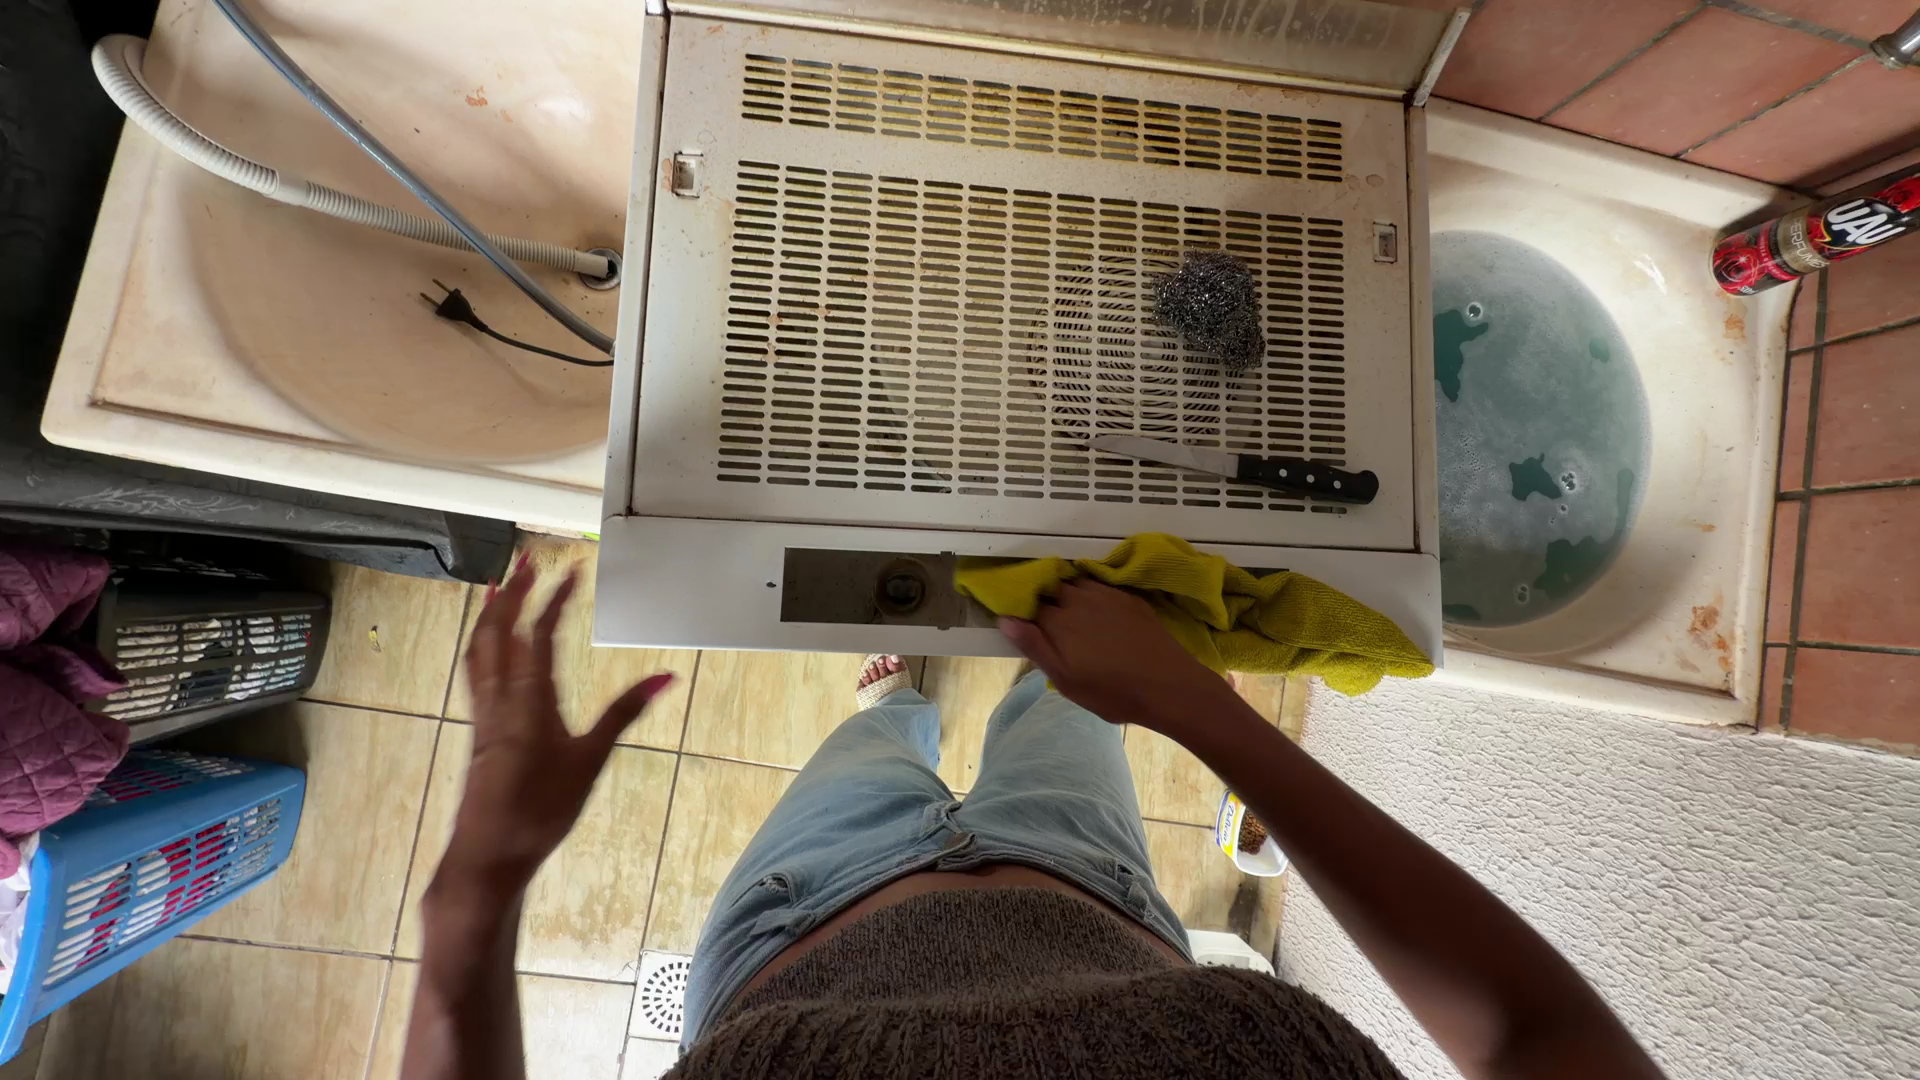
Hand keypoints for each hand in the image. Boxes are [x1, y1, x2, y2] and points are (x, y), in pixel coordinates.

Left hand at [436, 561, 672, 894]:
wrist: (486, 858)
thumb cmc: (543, 809)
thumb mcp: (591, 759)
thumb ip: (625, 713)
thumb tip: (666, 676)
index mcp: (530, 701)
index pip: (540, 636)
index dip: (555, 600)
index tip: (572, 571)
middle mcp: (500, 699)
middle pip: (498, 633)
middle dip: (513, 594)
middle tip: (528, 562)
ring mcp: (484, 714)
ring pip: (478, 651)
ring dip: (490, 614)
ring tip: (500, 588)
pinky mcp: (479, 730)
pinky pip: (475, 672)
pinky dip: (482, 644)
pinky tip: (490, 647)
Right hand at [996, 577, 1223, 731]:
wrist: (1169, 686)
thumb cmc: (1112, 692)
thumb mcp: (1066, 680)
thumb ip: (1035, 647)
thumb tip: (1005, 619)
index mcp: (1058, 622)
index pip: (1029, 605)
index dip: (1024, 612)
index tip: (1025, 624)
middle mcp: (1078, 600)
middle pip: (1052, 589)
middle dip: (1045, 600)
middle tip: (1050, 623)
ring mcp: (1106, 595)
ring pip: (1076, 584)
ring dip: (1068, 593)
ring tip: (1072, 614)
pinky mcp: (1128, 597)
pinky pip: (1100, 585)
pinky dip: (1091, 593)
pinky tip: (1096, 610)